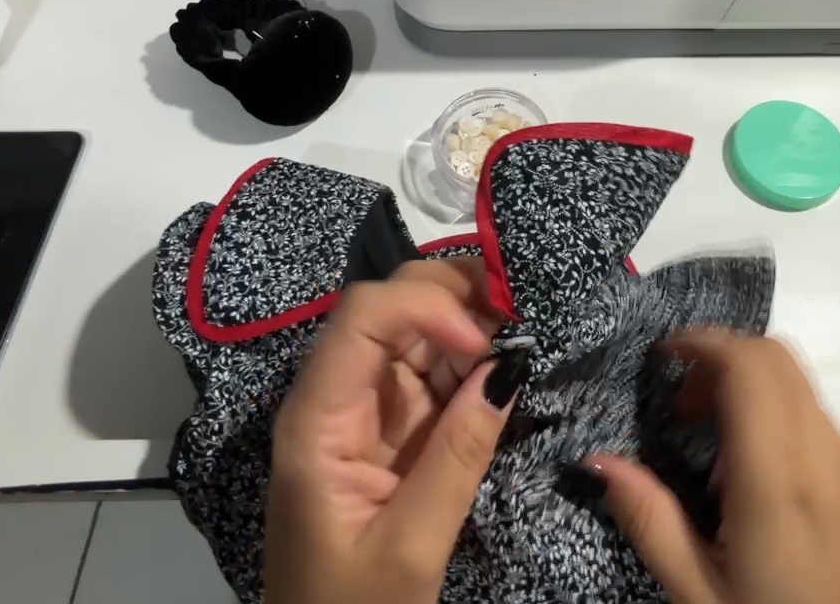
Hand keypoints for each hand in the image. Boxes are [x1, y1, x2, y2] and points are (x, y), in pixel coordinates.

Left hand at [265, 258, 530, 603]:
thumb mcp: (410, 546)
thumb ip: (459, 454)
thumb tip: (511, 366)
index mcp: (319, 417)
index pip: (364, 316)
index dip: (426, 305)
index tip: (484, 342)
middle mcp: (337, 393)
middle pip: (388, 307)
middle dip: (453, 293)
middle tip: (518, 306)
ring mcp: (366, 405)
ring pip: (414, 328)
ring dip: (468, 319)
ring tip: (520, 327)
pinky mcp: (393, 423)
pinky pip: (431, 367)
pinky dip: (471, 355)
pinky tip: (504, 358)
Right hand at [589, 329, 839, 603]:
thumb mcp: (698, 597)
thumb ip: (648, 518)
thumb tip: (597, 458)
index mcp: (779, 481)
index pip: (750, 364)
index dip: (704, 342)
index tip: (663, 357)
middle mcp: (829, 461)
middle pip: (779, 359)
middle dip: (723, 359)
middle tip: (683, 407)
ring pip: (803, 391)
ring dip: (754, 391)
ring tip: (717, 454)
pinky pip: (826, 430)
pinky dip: (784, 424)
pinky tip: (764, 486)